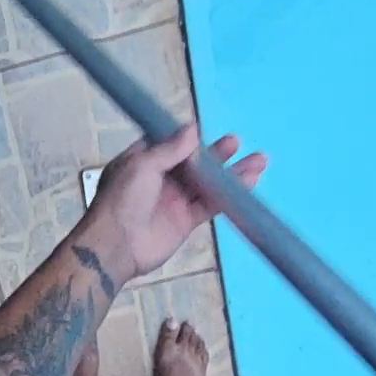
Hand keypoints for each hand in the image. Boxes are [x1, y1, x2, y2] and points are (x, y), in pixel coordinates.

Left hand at [74, 126, 267, 283]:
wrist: (115, 246)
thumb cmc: (121, 201)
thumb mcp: (141, 166)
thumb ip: (169, 149)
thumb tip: (192, 129)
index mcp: (141, 163)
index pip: (168, 145)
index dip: (187, 138)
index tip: (205, 131)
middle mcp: (158, 180)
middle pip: (192, 162)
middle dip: (214, 153)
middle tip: (235, 142)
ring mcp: (173, 201)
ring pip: (206, 183)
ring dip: (231, 173)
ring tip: (259, 160)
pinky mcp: (185, 221)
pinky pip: (211, 204)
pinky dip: (229, 195)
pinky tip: (250, 182)